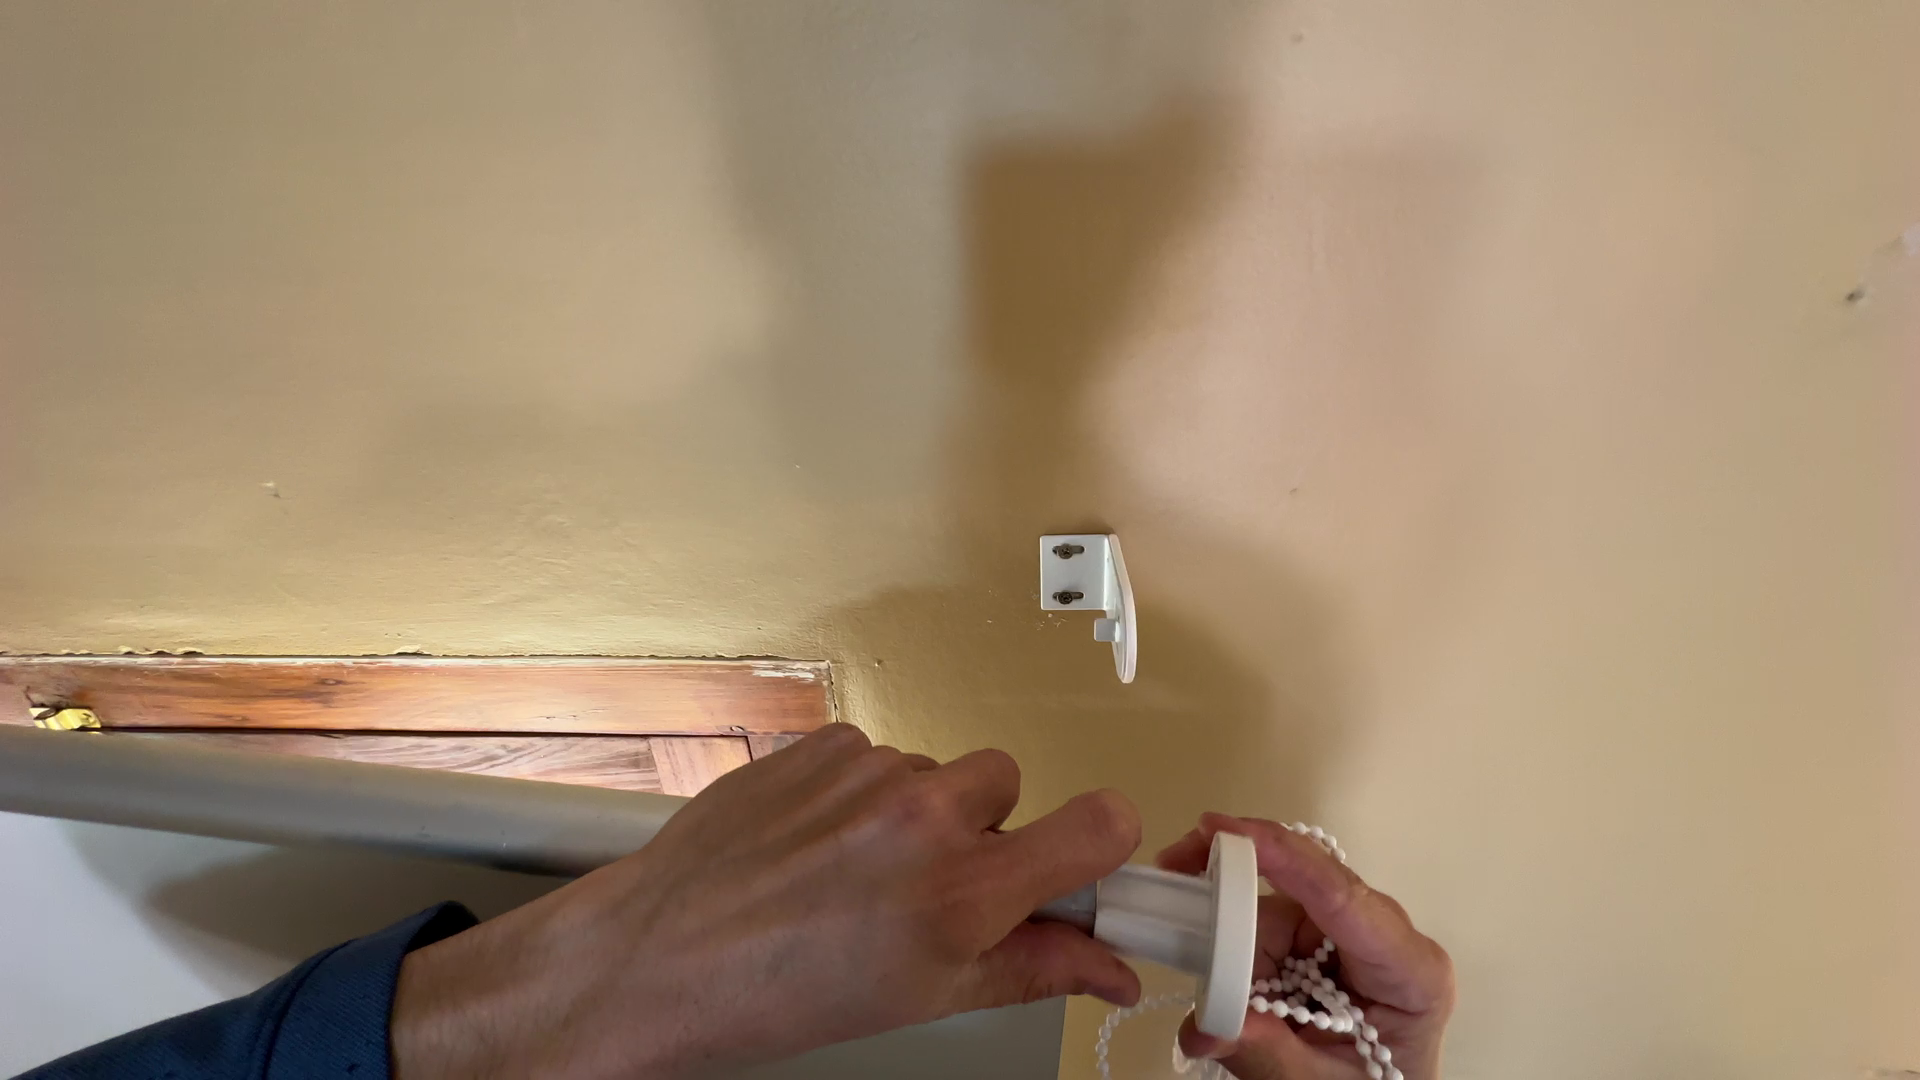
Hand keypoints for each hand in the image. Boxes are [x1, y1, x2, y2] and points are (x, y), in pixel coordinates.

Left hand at [390, 724, 1143, 1078]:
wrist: (660, 954)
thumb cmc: (784, 994)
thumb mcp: (924, 999)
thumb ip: (1031, 968)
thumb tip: (1108, 963)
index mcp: (961, 892)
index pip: (1095, 825)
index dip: (1108, 836)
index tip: (1093, 855)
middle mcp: (923, 814)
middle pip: (1006, 779)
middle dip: (984, 823)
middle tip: (934, 874)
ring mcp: (869, 767)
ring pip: (934, 769)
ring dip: (916, 808)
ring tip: (856, 861)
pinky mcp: (824, 740)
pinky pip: (876, 754)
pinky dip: (862, 788)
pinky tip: (819, 833)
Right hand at [1156, 814, 1453, 1079]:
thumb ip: (1267, 1055)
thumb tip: (1200, 1029)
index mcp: (1406, 968)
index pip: (1341, 895)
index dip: (1280, 854)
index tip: (1218, 830)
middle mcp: (1378, 930)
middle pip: (1302, 873)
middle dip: (1234, 859)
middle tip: (1172, 861)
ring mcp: (1344, 925)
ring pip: (1272, 892)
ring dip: (1222, 901)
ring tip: (1181, 924)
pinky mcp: (1315, 928)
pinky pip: (1261, 912)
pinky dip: (1227, 921)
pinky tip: (1207, 942)